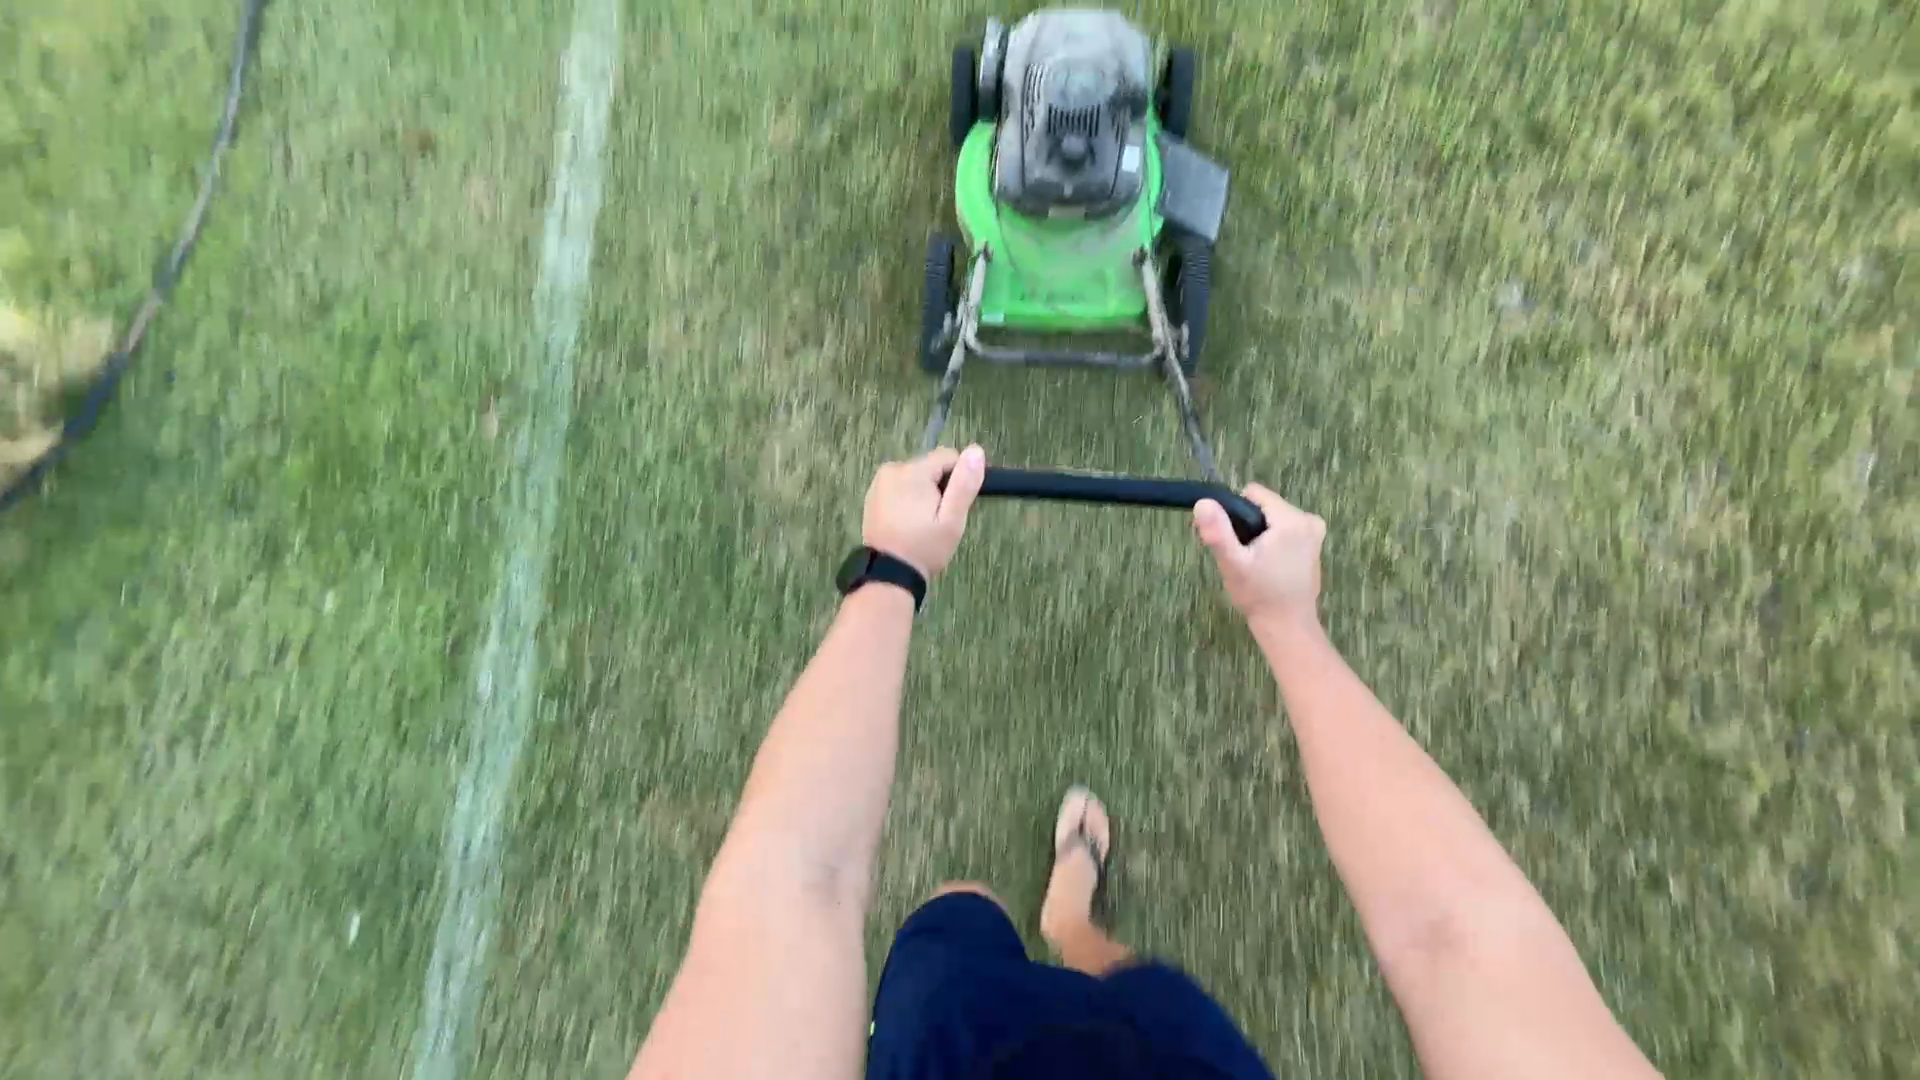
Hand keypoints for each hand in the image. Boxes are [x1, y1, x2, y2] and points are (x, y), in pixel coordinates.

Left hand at [862, 445, 985, 578]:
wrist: (889, 574)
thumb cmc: (924, 547)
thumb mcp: (952, 519)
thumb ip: (964, 483)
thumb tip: (976, 450)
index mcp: (912, 471)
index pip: (948, 457)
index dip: (959, 479)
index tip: (956, 506)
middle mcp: (892, 469)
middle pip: (930, 467)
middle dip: (940, 488)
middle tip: (939, 519)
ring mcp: (879, 483)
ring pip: (915, 478)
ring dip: (924, 494)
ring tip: (923, 524)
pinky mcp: (872, 497)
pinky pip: (899, 489)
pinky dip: (908, 500)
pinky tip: (908, 523)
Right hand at [1194, 484, 1325, 629]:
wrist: (1287, 625)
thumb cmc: (1259, 595)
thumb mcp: (1232, 563)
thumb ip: (1217, 531)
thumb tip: (1202, 501)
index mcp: (1291, 519)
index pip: (1253, 494)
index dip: (1233, 512)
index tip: (1228, 538)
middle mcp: (1309, 520)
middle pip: (1263, 506)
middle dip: (1245, 524)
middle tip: (1237, 555)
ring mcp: (1315, 533)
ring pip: (1272, 518)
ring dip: (1257, 534)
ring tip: (1251, 562)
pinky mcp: (1314, 545)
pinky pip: (1283, 530)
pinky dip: (1271, 541)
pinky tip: (1266, 565)